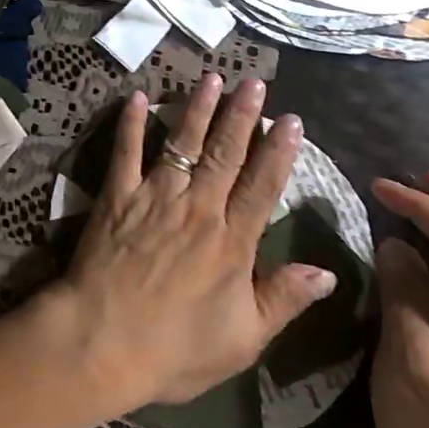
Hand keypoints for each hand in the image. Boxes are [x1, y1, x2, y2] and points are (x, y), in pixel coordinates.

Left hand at [41, 73, 334, 413]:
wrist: (102, 338)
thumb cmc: (175, 348)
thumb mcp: (245, 338)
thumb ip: (283, 299)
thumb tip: (326, 273)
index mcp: (233, 244)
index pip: (264, 187)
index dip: (281, 152)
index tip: (293, 121)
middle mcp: (196, 211)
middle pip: (225, 155)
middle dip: (242, 116)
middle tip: (254, 82)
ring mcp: (152, 199)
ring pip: (181, 145)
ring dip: (195, 110)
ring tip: (210, 78)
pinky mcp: (114, 199)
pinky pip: (124, 154)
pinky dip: (130, 124)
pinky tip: (135, 98)